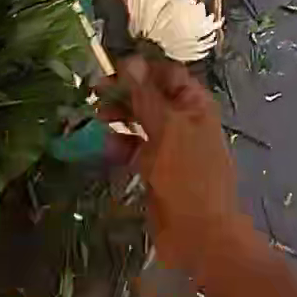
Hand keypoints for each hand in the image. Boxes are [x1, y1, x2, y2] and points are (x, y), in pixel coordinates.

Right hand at [118, 53, 255, 275]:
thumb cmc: (190, 175)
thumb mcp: (168, 129)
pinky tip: (107, 146)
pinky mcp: (154, 168)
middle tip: (96, 91)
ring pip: (139, 120)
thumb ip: (146, 96)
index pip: (167, 73)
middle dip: (125, 91)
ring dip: (119, 115)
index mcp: (195, 104)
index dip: (142, 69)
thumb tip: (130, 60)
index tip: (112, 70)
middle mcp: (182, 119)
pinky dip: (120, 144)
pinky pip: (133, 147)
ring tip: (99, 115)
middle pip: (150, 95)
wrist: (201, 235)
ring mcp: (168, 144)